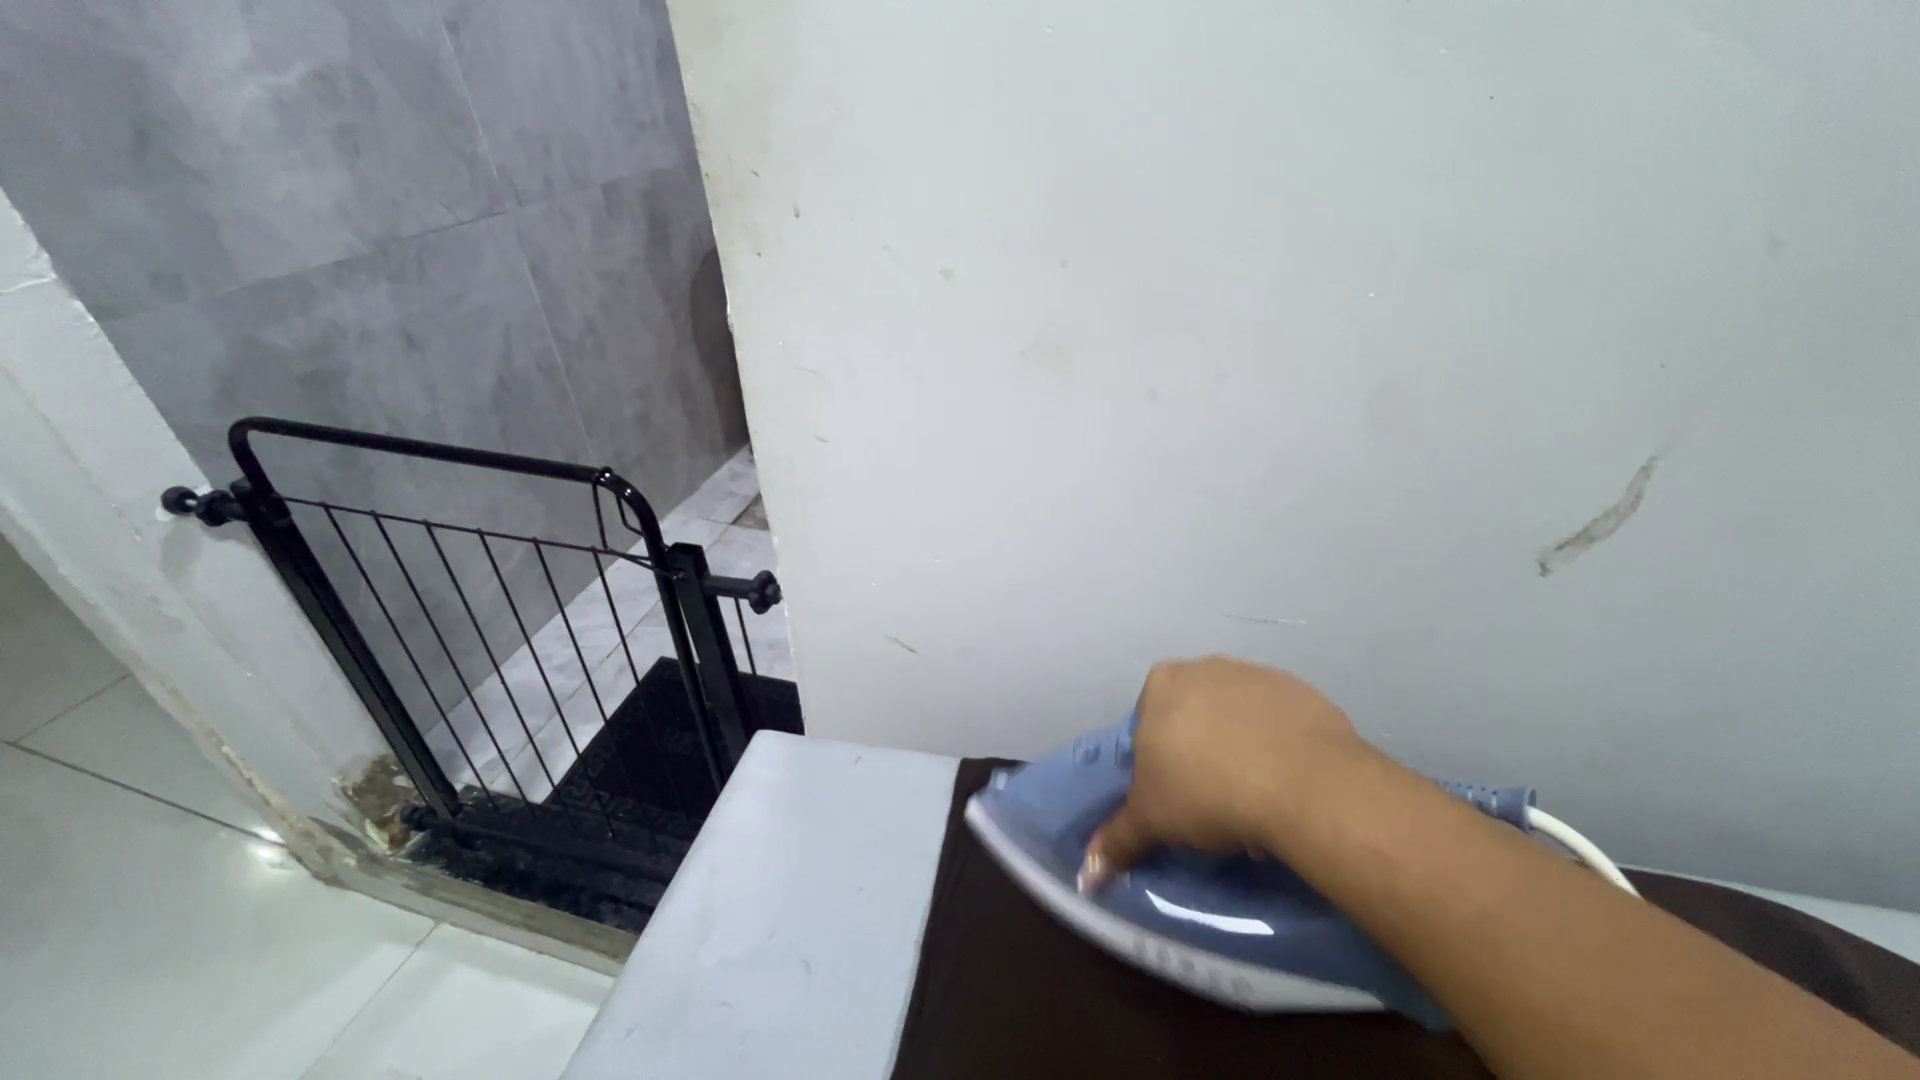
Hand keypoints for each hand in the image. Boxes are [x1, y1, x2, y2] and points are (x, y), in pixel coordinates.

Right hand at [1080, 656, 1370, 891]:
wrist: (1302, 782)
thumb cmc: (1206, 790)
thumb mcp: (1151, 820)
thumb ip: (1117, 840)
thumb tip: (1086, 877)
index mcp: (1162, 684)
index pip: (1147, 722)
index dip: (1158, 762)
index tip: (1174, 795)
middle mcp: (1207, 667)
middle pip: (1194, 717)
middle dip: (1200, 755)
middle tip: (1210, 802)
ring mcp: (1259, 675)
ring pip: (1239, 721)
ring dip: (1241, 753)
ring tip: (1253, 802)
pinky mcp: (1304, 693)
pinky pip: (1281, 725)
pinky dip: (1279, 750)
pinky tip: (1286, 787)